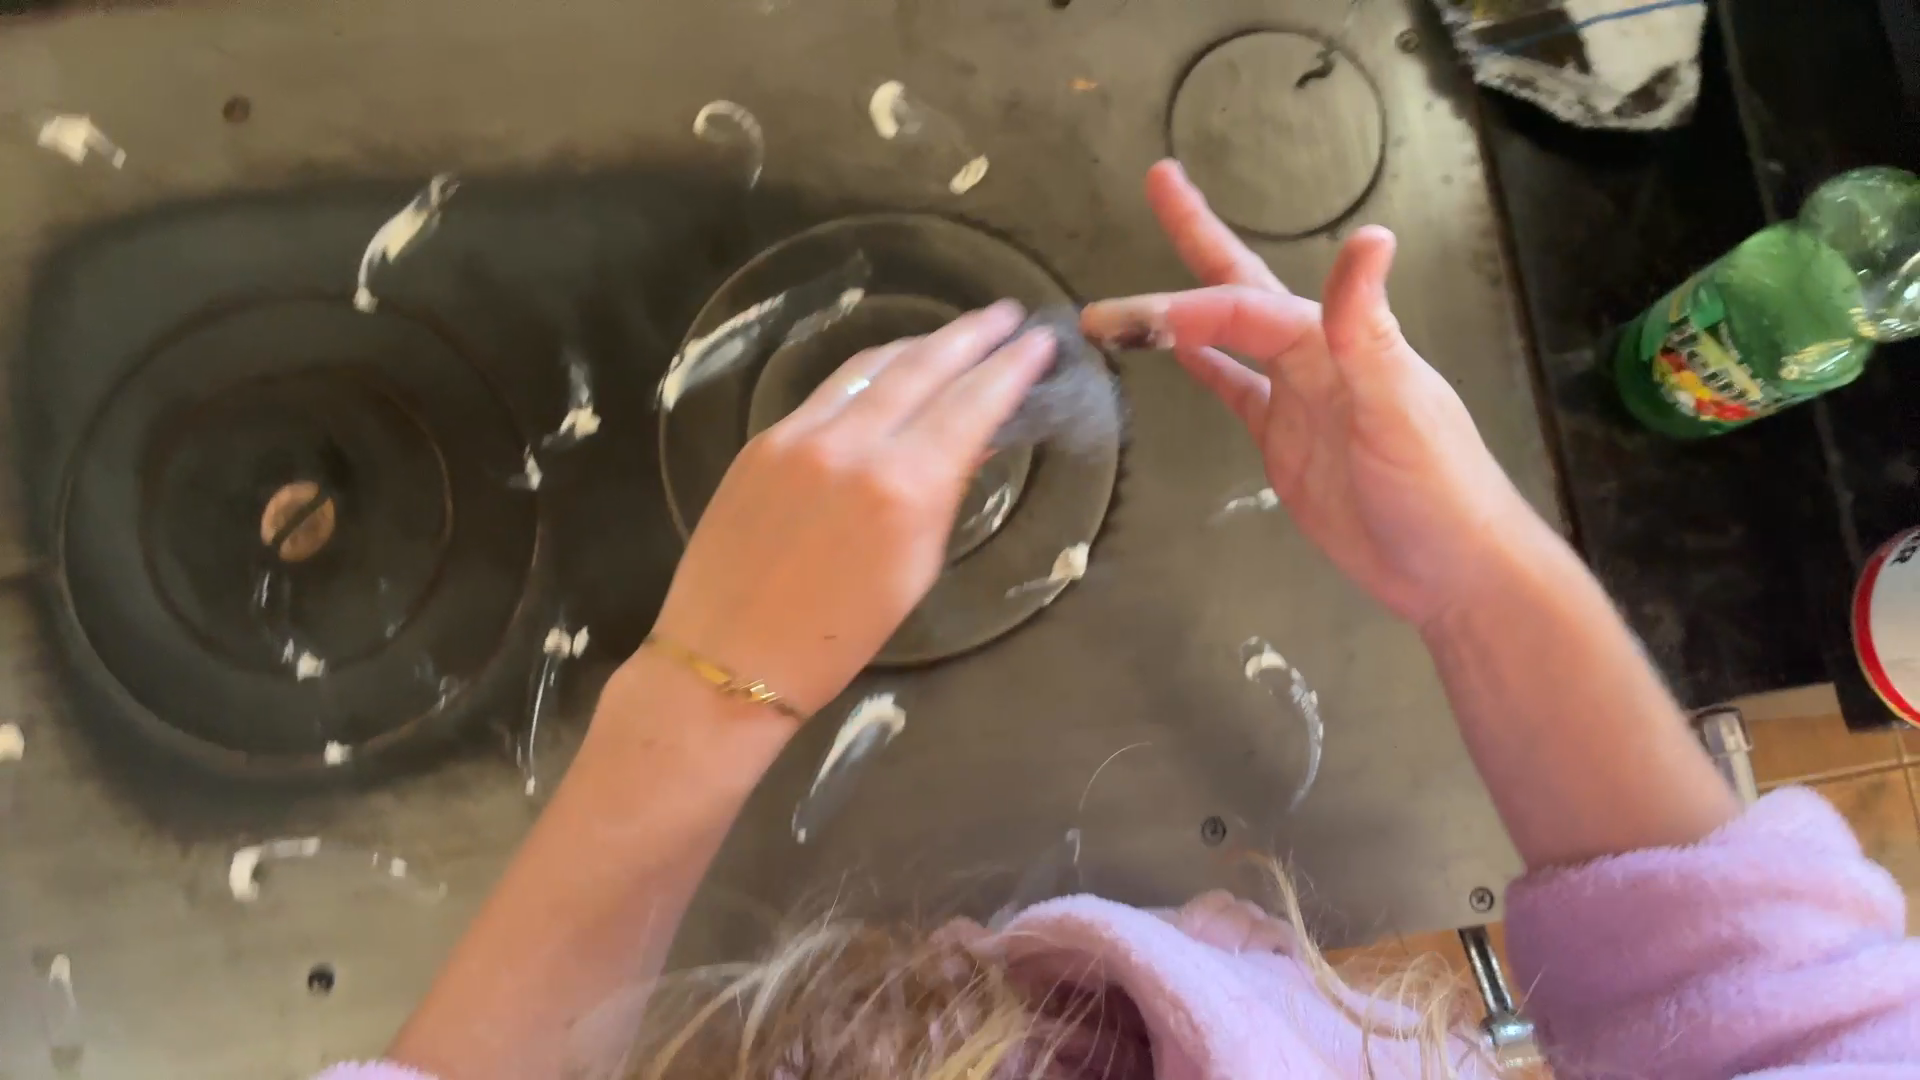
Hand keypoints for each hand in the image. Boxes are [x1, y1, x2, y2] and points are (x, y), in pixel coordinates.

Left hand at [645, 302, 1055, 716]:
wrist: (730, 658)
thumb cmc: (839, 637)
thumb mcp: (915, 569)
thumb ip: (944, 494)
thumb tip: (973, 440)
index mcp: (903, 488)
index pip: (971, 406)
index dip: (1011, 368)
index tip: (1039, 341)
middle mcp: (853, 444)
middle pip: (924, 367)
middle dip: (973, 335)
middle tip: (1007, 314)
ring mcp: (800, 434)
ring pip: (873, 365)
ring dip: (923, 343)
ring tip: (958, 335)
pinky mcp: (764, 438)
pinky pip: (831, 388)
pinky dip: (873, 370)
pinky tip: (892, 369)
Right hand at [1083, 161, 1538, 626]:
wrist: (1447, 567)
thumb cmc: (1432, 491)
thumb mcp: (1401, 411)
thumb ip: (1370, 333)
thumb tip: (1370, 237)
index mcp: (1334, 346)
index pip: (1247, 311)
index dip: (1186, 311)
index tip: (1129, 323)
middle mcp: (1311, 358)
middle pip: (1240, 290)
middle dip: (1198, 237)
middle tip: (1158, 183)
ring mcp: (1293, 398)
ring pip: (1228, 338)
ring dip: (1183, 311)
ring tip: (1138, 291)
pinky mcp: (1281, 439)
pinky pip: (1234, 390)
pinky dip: (1205, 368)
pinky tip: (1179, 354)